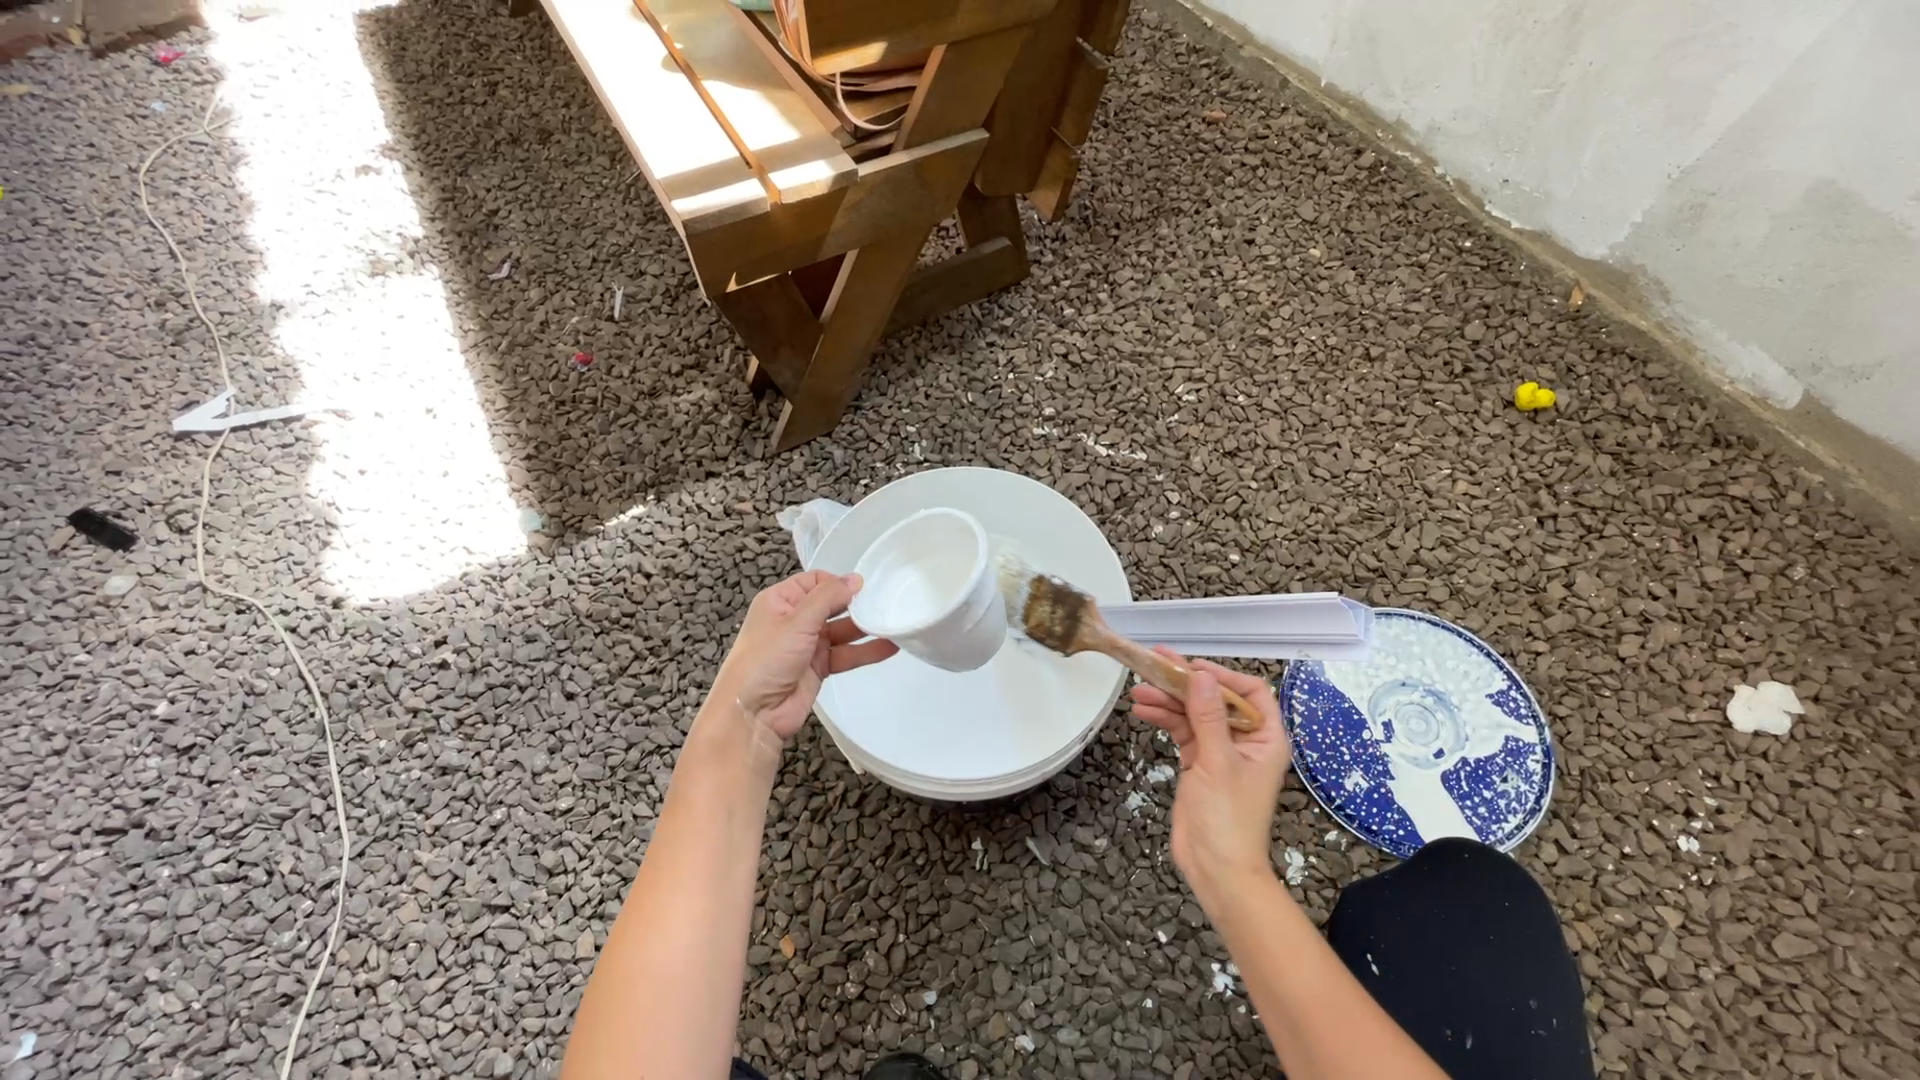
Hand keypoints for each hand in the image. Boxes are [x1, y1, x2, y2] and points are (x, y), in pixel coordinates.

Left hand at [711, 570, 897, 744]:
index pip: (815, 581)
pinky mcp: (819, 667)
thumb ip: (828, 597)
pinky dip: (866, 651)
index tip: (863, 588)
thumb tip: (856, 578)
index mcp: (780, 600)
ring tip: (894, 623)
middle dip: (856, 604)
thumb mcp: (797, 621)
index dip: (838, 582)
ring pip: (842, 631)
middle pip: (832, 605)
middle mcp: (794, 619)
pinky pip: (846, 654)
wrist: (753, 713)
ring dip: (865, 628)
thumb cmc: (765, 659)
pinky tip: (889, 647)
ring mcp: (807, 644)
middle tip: (886, 603)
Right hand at [1129, 649, 1290, 903]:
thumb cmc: (1229, 818)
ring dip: (1168, 701)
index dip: (1222, 676)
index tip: (1191, 667)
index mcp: (1266, 738)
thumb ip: (1209, 716)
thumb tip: (1201, 675)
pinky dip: (1164, 720)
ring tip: (1139, 690)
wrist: (1216, 869)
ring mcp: (1220, 751)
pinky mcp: (1199, 763)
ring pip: (1194, 713)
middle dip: (1185, 684)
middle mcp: (1245, 740)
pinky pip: (1182, 731)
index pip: (1250, 692)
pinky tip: (1143, 710)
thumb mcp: (1218, 762)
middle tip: (1155, 664)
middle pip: (1215, 699)